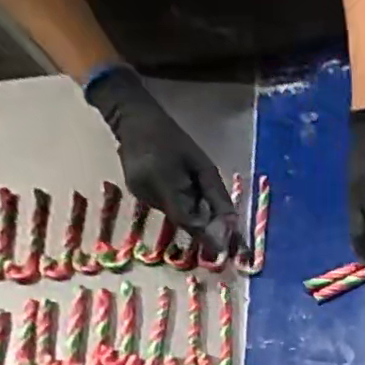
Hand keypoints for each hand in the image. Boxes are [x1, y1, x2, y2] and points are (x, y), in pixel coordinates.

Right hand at [84, 66, 235, 253]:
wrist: (132, 117)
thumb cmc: (172, 137)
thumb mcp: (202, 163)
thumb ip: (216, 195)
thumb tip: (231, 225)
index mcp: (163, 182)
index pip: (188, 221)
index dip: (207, 235)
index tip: (225, 246)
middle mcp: (149, 195)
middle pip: (183, 222)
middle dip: (203, 223)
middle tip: (218, 217)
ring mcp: (141, 198)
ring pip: (175, 217)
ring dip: (191, 211)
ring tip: (194, 189)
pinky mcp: (138, 197)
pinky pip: (166, 209)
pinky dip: (180, 205)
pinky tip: (180, 188)